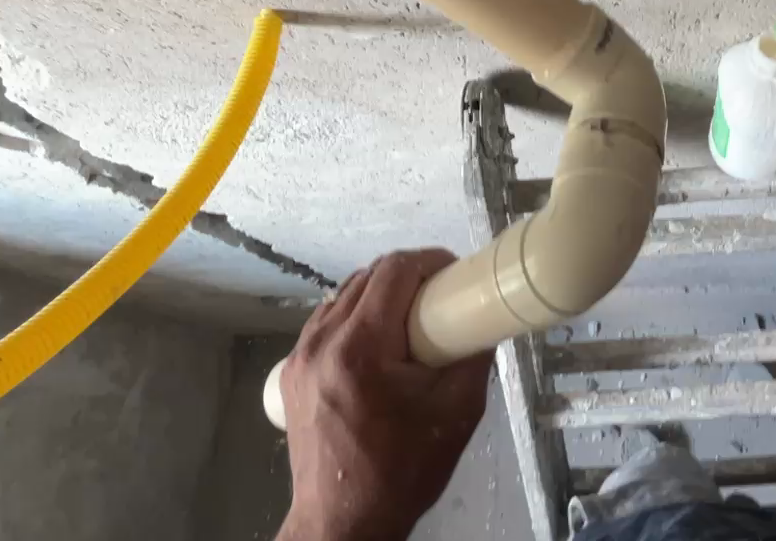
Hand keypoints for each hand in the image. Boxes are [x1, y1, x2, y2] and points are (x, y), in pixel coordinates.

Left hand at [275, 249, 492, 540]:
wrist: (343, 523)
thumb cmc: (404, 468)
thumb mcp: (458, 409)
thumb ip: (474, 354)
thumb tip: (482, 320)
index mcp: (361, 348)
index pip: (395, 271)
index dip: (430, 261)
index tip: (455, 275)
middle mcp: (322, 341)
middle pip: (370, 276)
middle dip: (410, 275)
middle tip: (441, 296)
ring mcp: (300, 354)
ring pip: (346, 293)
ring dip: (383, 292)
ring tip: (412, 316)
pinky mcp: (292, 369)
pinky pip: (329, 318)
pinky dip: (358, 313)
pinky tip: (380, 337)